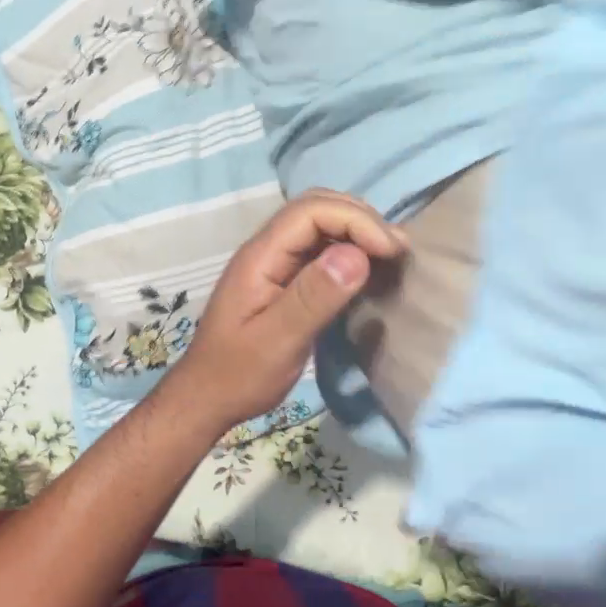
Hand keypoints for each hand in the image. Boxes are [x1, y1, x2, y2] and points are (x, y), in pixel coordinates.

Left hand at [162, 189, 406, 430]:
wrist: (207, 398)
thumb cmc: (238, 374)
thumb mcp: (278, 341)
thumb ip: (313, 298)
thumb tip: (356, 255)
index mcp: (260, 257)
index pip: (310, 211)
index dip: (355, 221)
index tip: (389, 251)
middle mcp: (267, 251)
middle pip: (316, 208)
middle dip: (360, 220)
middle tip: (398, 251)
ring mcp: (275, 264)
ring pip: (319, 226)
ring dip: (357, 232)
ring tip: (392, 257)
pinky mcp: (284, 281)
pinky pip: (319, 251)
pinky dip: (349, 252)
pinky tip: (370, 272)